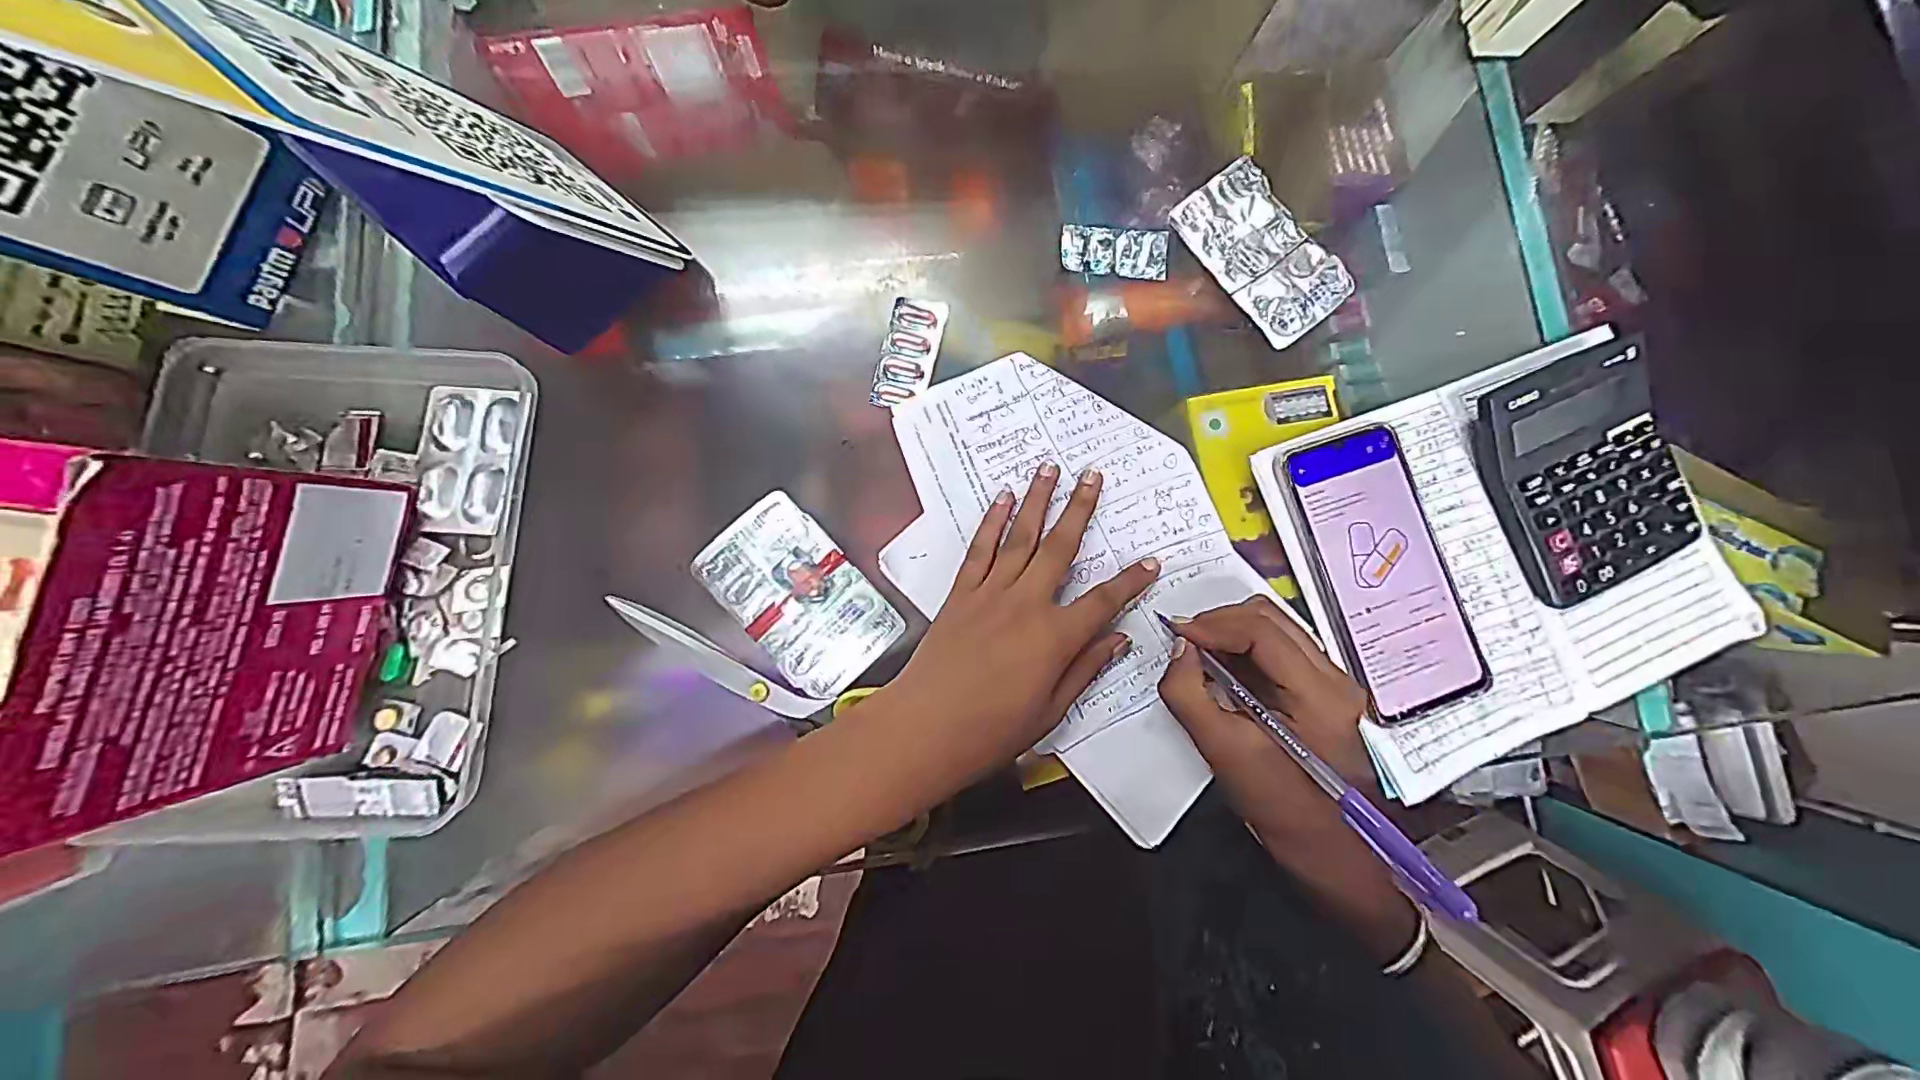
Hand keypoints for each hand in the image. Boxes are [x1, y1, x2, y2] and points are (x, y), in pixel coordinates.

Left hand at [887, 463, 1160, 772]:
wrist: (925, 727)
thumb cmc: (989, 731)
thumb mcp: (1050, 710)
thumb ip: (1085, 669)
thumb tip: (1116, 641)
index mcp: (1054, 638)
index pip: (1103, 601)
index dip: (1130, 582)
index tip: (1150, 562)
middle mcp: (1025, 605)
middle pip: (1059, 548)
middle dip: (1080, 509)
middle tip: (1092, 476)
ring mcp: (989, 595)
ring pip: (1019, 538)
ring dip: (1037, 501)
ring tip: (1048, 469)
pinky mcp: (960, 595)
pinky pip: (979, 551)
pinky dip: (992, 523)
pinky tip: (1001, 500)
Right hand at [1157, 597, 1373, 836]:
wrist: (1333, 850)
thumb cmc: (1285, 811)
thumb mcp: (1225, 753)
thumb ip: (1191, 696)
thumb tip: (1179, 651)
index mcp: (1319, 696)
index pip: (1260, 631)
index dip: (1212, 625)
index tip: (1178, 634)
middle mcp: (1336, 680)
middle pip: (1271, 617)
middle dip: (1220, 621)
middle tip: (1186, 639)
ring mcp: (1335, 685)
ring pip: (1278, 628)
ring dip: (1233, 631)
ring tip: (1200, 652)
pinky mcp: (1325, 693)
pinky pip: (1282, 650)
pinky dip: (1246, 648)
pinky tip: (1224, 668)